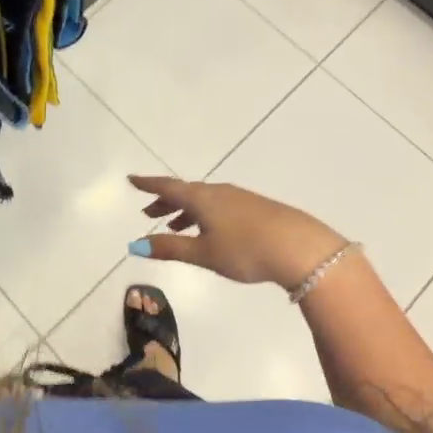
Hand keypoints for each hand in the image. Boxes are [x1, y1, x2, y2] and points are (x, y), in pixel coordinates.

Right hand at [129, 175, 349, 291]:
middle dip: (165, 202)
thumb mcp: (203, 253)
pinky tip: (210, 231)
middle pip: (185, 192)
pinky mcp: (256, 208)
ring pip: (204, 200)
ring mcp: (239, 198)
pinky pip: (219, 205)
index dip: (148, 185)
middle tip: (149, 212)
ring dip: (185, 210)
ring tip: (176, 226)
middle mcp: (218, 192)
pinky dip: (204, 214)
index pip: (167, 187)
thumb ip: (169, 247)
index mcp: (201, 198)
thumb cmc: (245, 250)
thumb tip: (134, 244)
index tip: (131, 179)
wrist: (301, 248)